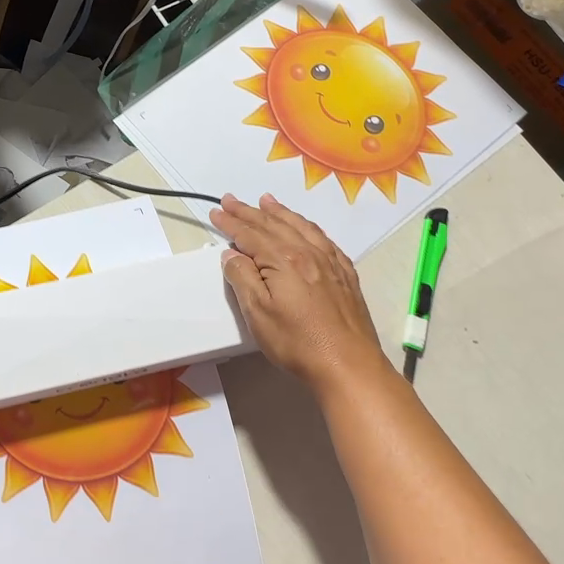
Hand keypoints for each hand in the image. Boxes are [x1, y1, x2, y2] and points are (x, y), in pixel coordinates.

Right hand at [211, 193, 388, 392]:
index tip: (216, 212)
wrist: (347, 364)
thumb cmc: (295, 341)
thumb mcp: (257, 312)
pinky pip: (323, 239)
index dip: (231, 222)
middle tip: (231, 200)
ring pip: (301, 227)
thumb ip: (242, 278)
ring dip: (280, 213)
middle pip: (274, 225)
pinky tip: (304, 227)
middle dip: (250, 212)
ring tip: (266, 201)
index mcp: (284, 260)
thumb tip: (232, 254)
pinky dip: (307, 226)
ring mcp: (330, 262)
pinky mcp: (345, 275)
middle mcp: (308, 253)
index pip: (251, 234)